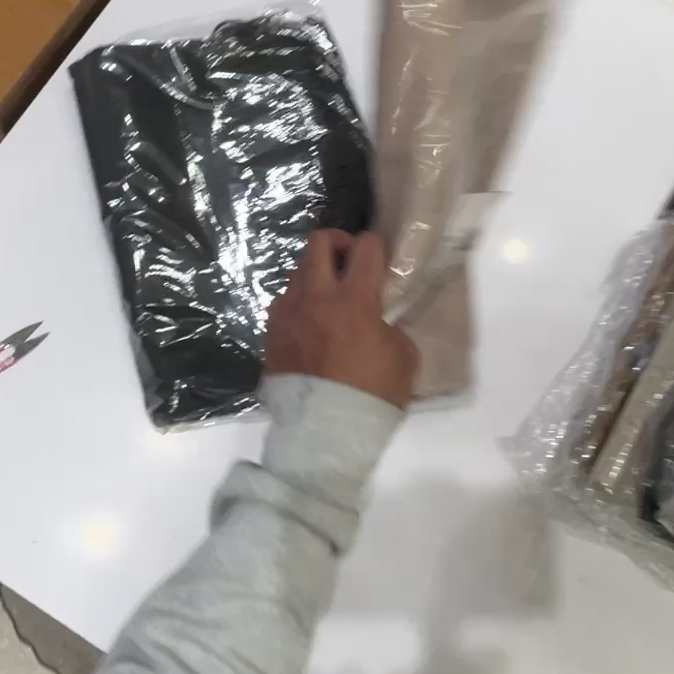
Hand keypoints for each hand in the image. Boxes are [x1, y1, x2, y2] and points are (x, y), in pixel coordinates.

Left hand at [265, 230, 419, 408]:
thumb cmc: (371, 395)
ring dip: (315, 277)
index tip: (380, 257)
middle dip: (338, 243)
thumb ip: (391, 325)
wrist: (324, 431)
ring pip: (297, 272)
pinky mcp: (270, 332)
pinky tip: (310, 325)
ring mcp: (287, 313)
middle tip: (349, 262)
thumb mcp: (403, 357)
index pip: (366, 248)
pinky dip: (299, 305)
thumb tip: (377, 320)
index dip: (376, 245)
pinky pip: (283, 303)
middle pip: (319, 242)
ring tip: (328, 300)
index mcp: (353, 300)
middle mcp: (315, 297)